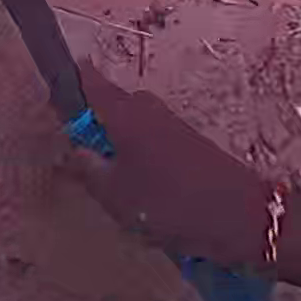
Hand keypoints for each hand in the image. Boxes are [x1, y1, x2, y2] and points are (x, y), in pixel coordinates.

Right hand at [70, 64, 273, 267]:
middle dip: (90, 119)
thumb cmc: (171, 204)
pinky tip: (138, 182)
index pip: (88, 81)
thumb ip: (87, 169)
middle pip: (108, 100)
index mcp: (123, 113)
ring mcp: (169, 122)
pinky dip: (135, 148)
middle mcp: (146, 108)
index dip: (68, 83)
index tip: (54, 99)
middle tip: (80, 151)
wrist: (247, 219)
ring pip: (129, 119)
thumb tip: (75, 150)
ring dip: (114, 137)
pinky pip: (148, 133)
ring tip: (109, 174)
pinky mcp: (187, 140)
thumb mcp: (115, 195)